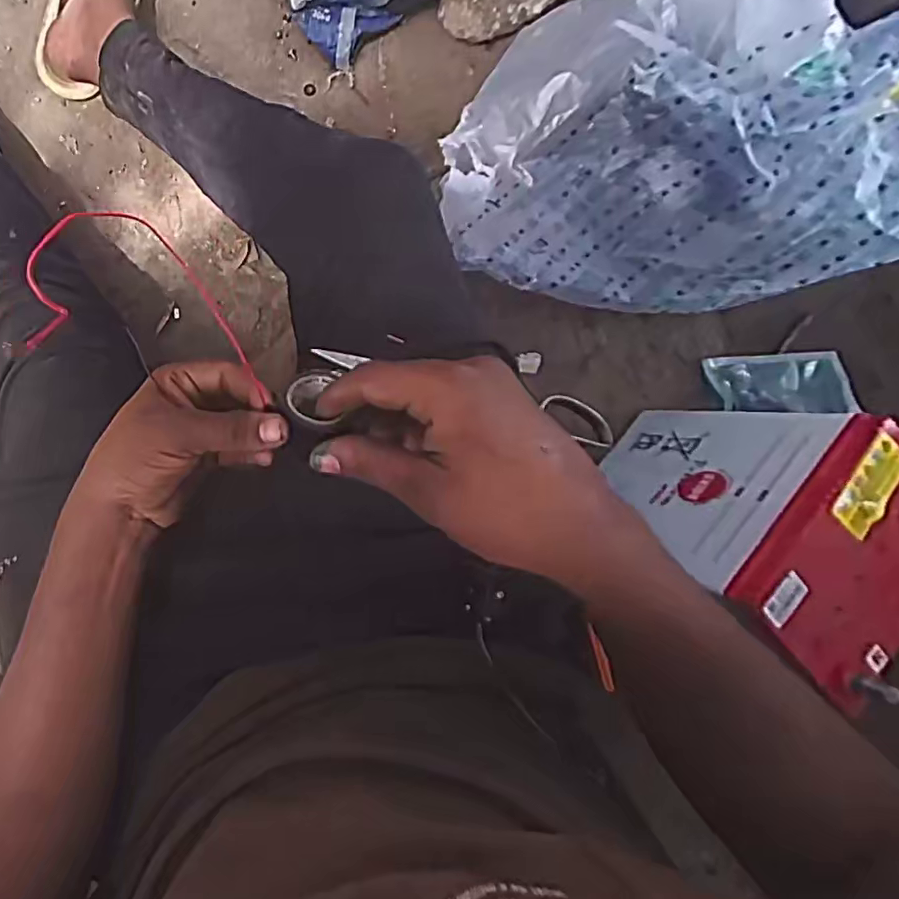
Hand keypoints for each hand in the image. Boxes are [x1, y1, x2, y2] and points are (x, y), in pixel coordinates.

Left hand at [69, 360, 287, 528]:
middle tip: (276, 425)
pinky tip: (263, 455)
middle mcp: (188, 402)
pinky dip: (252, 451)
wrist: (118, 511)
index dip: (250, 388)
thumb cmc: (127, 462)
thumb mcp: (180, 434)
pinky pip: (237, 448)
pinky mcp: (206, 457)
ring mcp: (198, 431)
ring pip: (239, 424)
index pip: (224, 374)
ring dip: (257, 433)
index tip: (270, 406)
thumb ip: (230, 429)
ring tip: (273, 443)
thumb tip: (272, 425)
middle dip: (257, 412)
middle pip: (236, 398)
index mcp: (174, 381)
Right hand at [311, 356, 641, 575]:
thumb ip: (371, 463)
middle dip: (365, 408)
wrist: (586, 530)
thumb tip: (323, 455)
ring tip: (374, 452)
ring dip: (394, 415)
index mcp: (450, 385)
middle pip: (399, 377)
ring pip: (422, 386)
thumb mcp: (429, 491)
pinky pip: (447, 393)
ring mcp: (492, 378)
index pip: (375, 377)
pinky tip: (414, 447)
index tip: (312, 418)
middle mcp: (471, 368)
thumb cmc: (505, 513)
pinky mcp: (503, 393)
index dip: (337, 395)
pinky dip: (422, 415)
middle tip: (338, 442)